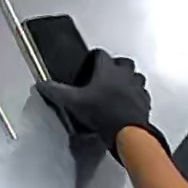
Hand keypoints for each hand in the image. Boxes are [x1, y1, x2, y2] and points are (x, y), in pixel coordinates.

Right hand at [35, 49, 162, 160]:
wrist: (128, 133)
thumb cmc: (102, 113)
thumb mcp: (73, 102)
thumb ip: (57, 92)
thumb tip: (42, 85)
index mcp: (107, 69)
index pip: (101, 54)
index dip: (94, 57)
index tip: (90, 63)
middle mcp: (125, 75)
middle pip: (123, 62)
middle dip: (116, 66)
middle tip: (107, 75)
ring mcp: (138, 88)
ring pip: (136, 77)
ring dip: (129, 80)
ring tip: (119, 89)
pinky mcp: (145, 102)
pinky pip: (142, 94)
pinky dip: (136, 96)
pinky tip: (128, 104)